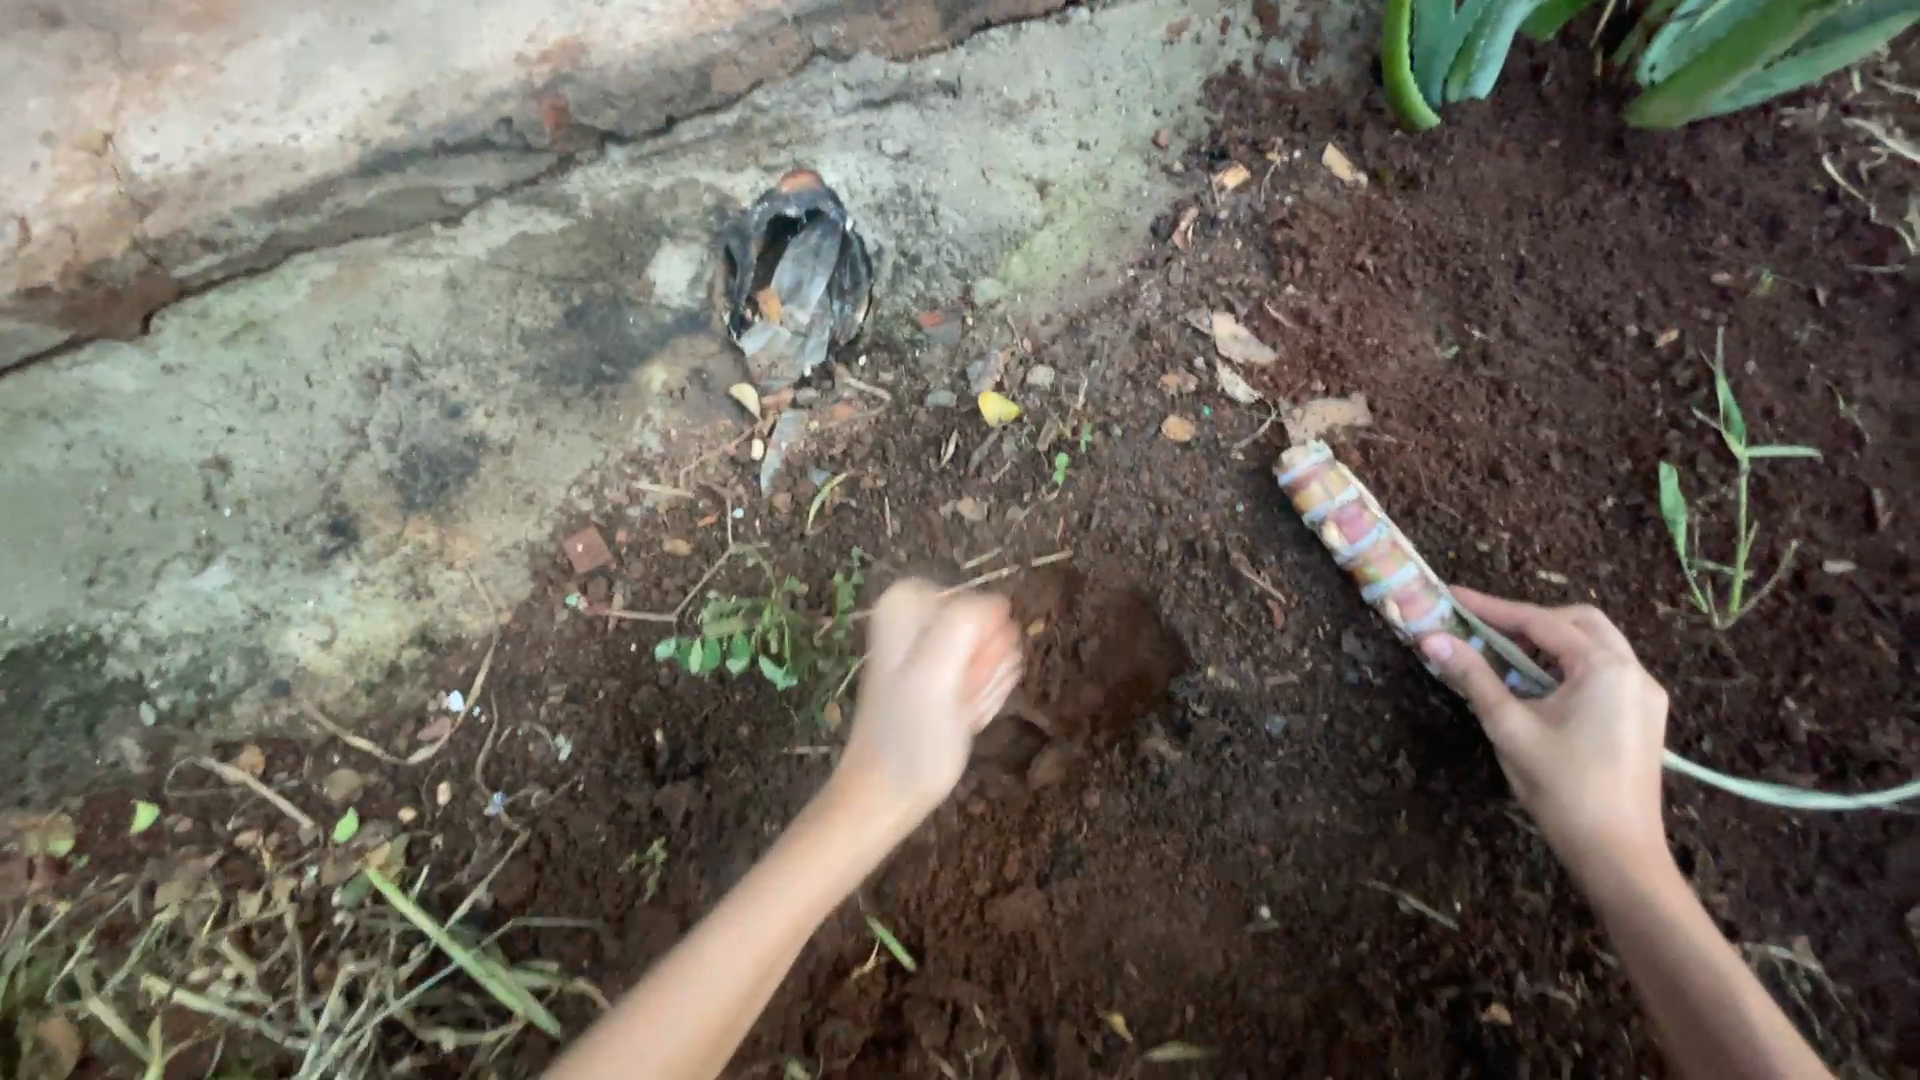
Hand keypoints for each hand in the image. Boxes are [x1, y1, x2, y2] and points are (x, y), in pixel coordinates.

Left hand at [829, 580, 1021, 838]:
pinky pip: (992, 676)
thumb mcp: (934, 673)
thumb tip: (998, 603)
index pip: (976, 602)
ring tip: (956, 713)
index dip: (977, 640)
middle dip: (983, 666)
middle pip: (989, 626)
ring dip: (985, 687)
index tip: (957, 672)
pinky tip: (963, 721)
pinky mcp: (951, 676)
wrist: (888, 793)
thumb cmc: (909, 738)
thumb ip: (963, 623)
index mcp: (905, 604)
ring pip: (996, 651)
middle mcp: (921, 618)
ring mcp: (939, 649)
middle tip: (954, 697)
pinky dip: (983, 701)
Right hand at [1418, 588, 1671, 886]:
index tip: (1452, 598)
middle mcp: (1634, 673)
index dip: (1491, 608)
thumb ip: (1472, 676)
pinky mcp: (1639, 716)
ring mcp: (1642, 696)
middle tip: (1481, 626)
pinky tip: (1532, 682)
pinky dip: (1563, 664)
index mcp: (1605, 670)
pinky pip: (1600, 670)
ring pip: (1593, 645)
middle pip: (1578, 622)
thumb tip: (1431, 639)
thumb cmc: (1561, 786)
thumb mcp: (1508, 726)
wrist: (1616, 851)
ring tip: (1500, 652)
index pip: (1541, 622)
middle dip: (1527, 618)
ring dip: (1546, 641)